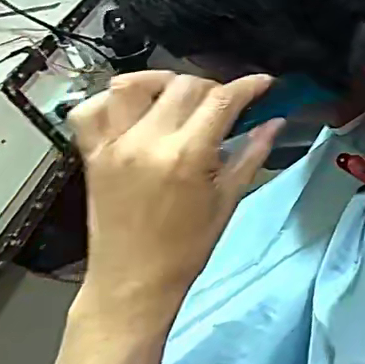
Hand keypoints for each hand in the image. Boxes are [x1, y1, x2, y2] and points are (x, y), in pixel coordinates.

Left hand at [68, 71, 280, 311]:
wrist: (133, 282)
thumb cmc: (187, 246)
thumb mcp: (229, 198)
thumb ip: (252, 153)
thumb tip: (275, 122)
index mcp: (187, 156)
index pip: (222, 99)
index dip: (249, 85)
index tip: (263, 84)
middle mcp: (147, 142)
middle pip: (184, 85)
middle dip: (213, 87)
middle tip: (225, 104)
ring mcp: (113, 145)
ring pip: (132, 84)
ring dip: (161, 81)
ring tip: (177, 96)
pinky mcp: (90, 154)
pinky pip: (89, 109)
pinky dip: (111, 100)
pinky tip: (133, 110)